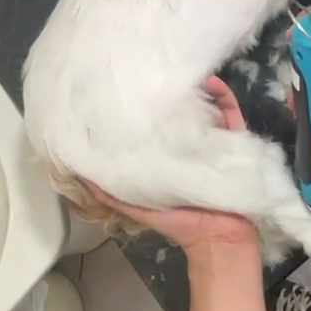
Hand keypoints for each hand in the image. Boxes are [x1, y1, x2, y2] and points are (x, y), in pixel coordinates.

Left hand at [83, 77, 259, 254]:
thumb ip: (108, 191)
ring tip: (184, 72)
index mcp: (166, 155)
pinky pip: (231, 113)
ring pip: (205, 107)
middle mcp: (187, 144)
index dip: (144, 108)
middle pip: (180, 112)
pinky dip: (224, 97)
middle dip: (171, 93)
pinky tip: (211, 83)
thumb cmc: (177, 222)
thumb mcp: (135, 205)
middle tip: (158, 73)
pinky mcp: (234, 140)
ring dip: (197, 88)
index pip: (154, 126)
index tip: (130, 88)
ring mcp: (212, 141)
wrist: (218, 237)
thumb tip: (76, 172)